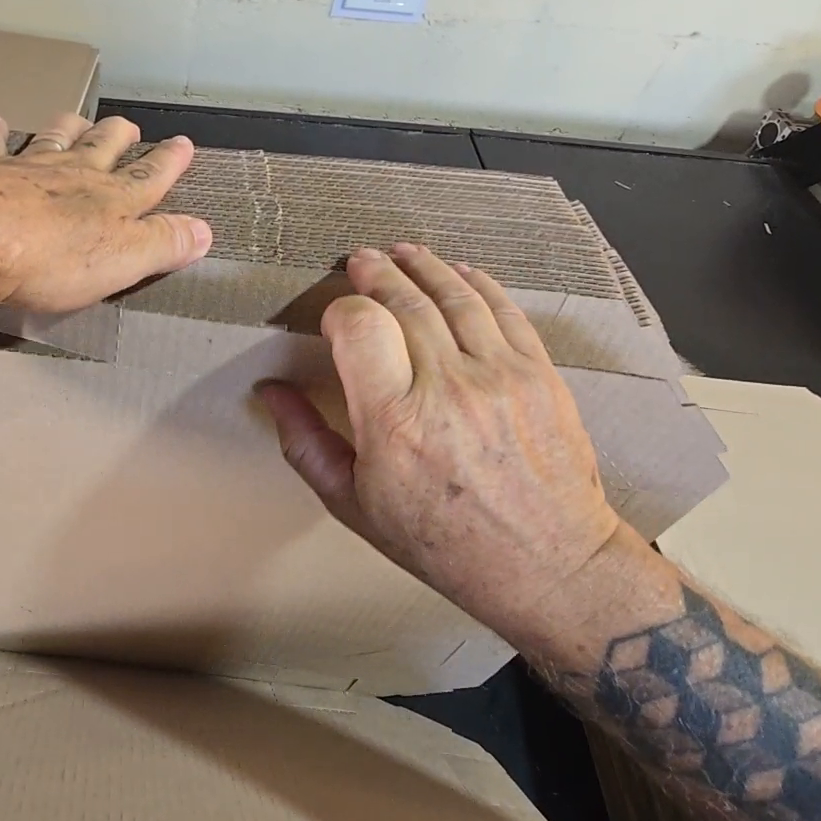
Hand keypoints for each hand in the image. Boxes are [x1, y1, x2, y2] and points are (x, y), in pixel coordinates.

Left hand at [0, 112, 213, 311]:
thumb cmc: (51, 260)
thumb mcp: (122, 262)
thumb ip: (163, 244)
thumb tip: (205, 230)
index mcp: (109, 201)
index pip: (147, 178)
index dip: (168, 163)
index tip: (183, 144)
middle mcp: (71, 175)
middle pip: (101, 147)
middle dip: (118, 136)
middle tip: (128, 125)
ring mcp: (25, 167)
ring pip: (53, 138)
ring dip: (67, 127)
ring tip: (74, 117)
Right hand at [258, 243, 626, 647]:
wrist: (548, 566)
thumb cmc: (443, 541)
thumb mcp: (353, 503)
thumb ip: (305, 441)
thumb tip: (271, 392)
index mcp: (394, 422)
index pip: (361, 325)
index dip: (342, 309)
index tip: (334, 318)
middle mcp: (448, 390)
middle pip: (405, 300)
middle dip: (376, 273)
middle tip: (359, 260)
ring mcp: (500, 378)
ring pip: (455, 295)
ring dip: (423, 266)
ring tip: (401, 254)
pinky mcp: (539, 376)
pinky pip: (505, 310)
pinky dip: (477, 283)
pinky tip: (458, 271)